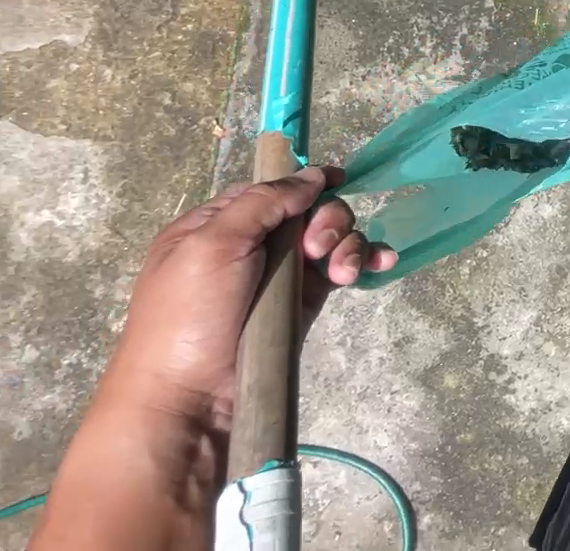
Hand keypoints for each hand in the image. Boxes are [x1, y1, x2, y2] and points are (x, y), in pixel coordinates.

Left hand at [98, 166, 395, 435]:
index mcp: (217, 226)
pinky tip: (380, 265)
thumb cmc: (189, 314)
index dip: (306, 183)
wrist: (192, 394)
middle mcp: (254, 244)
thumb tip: (314, 174)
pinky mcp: (309, 295)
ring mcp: (284, 271)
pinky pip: (348, 264)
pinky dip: (369, 259)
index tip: (338, 180)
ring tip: (343, 273)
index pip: (272, 190)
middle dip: (329, 222)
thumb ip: (264, 203)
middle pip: (312, 210)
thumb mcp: (213, 246)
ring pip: (336, 235)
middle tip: (318, 249)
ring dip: (350, 245)